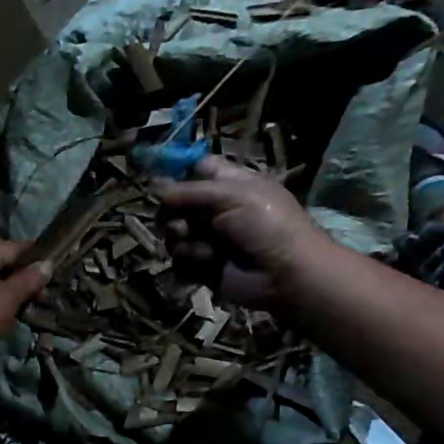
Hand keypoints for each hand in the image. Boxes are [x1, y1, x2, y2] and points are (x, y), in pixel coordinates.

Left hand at [0, 241, 51, 371]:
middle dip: (24, 274)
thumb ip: (29, 279)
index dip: (36, 257)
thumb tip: (48, 264)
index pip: (14, 246)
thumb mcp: (9, 298)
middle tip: (42, 293)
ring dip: (12, 287)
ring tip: (28, 304)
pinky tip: (7, 310)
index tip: (56, 270)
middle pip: (2, 260)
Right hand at [153, 156, 328, 306]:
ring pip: (175, 234)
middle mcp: (219, 210)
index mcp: (231, 184)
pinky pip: (181, 262)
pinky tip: (208, 263)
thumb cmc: (266, 225)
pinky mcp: (207, 268)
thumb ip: (189, 192)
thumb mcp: (230, 195)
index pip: (198, 170)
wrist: (288, 274)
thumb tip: (155, 190)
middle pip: (179, 204)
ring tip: (203, 248)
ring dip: (182, 240)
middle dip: (174, 213)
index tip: (159, 178)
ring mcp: (212, 240)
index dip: (178, 172)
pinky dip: (190, 262)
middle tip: (182, 223)